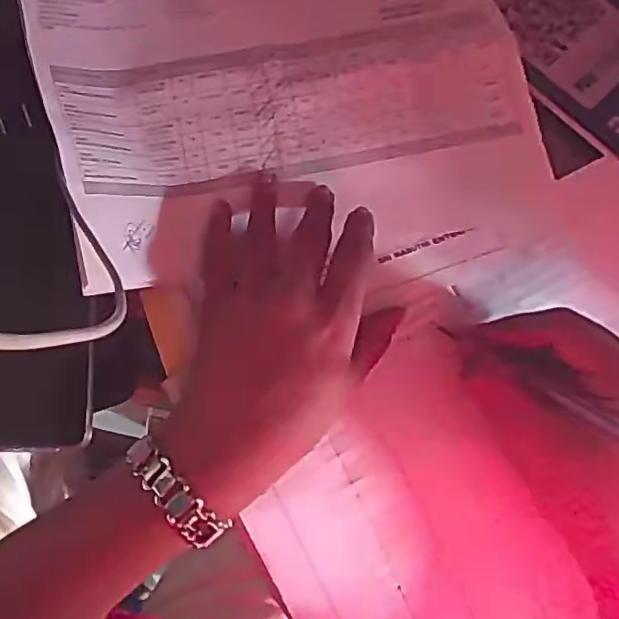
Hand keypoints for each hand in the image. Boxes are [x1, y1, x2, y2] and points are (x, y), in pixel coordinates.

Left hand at [161, 177, 401, 517]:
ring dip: (267, 205)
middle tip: (319, 192)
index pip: (352, 265)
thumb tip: (401, 308)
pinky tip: (220, 208)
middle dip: (317, 212)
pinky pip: (217, 258)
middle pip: (309, 243)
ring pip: (262, 240)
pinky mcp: (216, 304)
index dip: (357, 234)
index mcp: (333, 324)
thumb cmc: (292, 423)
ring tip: (269, 179)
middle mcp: (294, 302)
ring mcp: (251, 299)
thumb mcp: (344, 388)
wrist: (229, 439)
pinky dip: (218, 231)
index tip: (360, 215)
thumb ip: (371, 343)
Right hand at [460, 309, 618, 569]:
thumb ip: (495, 385)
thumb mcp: (529, 437)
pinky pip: (567, 379)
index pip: (566, 330)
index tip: (467, 342)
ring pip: (562, 357)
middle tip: (467, 358)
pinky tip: (504, 396)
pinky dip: (530, 382)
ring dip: (517, 365)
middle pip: (566, 339)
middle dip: (510, 347)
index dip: (508, 330)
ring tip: (480, 378)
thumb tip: (466, 350)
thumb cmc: (579, 508)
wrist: (611, 562)